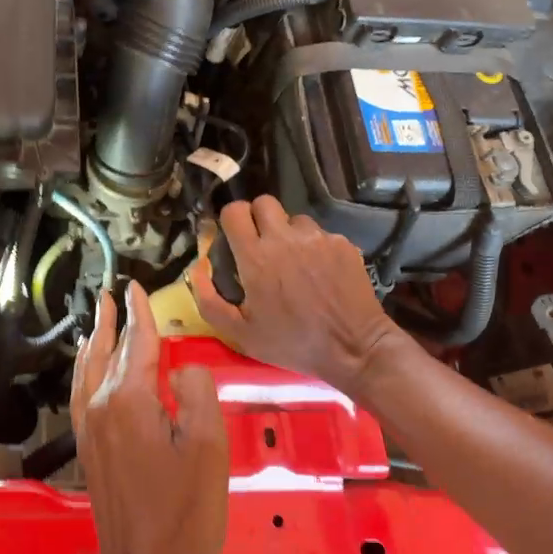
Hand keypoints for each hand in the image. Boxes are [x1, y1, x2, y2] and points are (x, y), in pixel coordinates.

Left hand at [72, 283, 228, 553]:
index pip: (137, 343)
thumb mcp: (208, 447)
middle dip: (111, 321)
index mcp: (128, 400)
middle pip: (106, 352)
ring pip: (88, 371)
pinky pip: (80, 394)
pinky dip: (85, 371)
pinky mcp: (88, 451)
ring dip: (96, 342)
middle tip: (111, 294)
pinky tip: (89, 371)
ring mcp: (89, 430)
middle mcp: (101, 406)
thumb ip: (197, 392)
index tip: (136, 285)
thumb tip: (180, 369)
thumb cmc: (186, 509)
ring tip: (98, 322)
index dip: (140, 313)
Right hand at [191, 195, 402, 391]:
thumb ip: (209, 300)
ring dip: (289, 234)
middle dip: (258, 218)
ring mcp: (317, 238)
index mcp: (256, 256)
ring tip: (296, 263)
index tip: (234, 238)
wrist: (356, 350)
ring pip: (294, 219)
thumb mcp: (241, 334)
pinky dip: (315, 248)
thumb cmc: (293, 343)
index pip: (234, 211)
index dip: (231, 220)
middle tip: (262, 245)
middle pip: (263, 203)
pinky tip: (320, 274)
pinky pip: (320, 234)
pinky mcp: (342, 243)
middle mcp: (284, 238)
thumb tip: (197, 269)